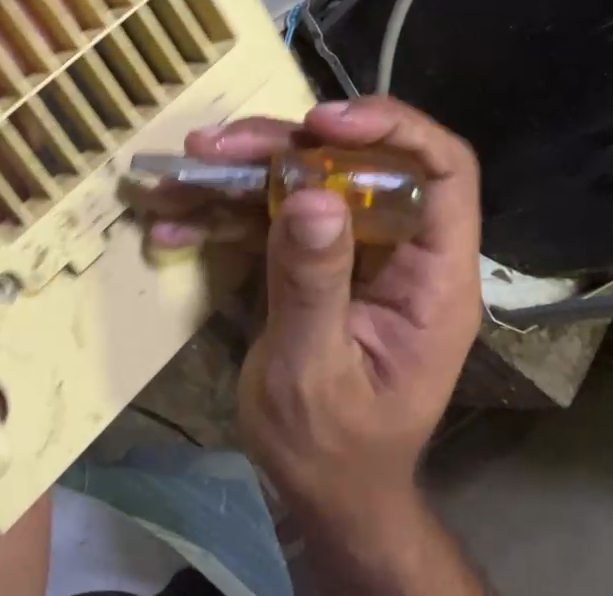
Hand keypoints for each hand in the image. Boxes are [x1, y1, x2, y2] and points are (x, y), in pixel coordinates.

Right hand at [149, 98, 486, 592]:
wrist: (319, 489)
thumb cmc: (334, 448)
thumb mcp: (315, 372)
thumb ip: (313, 286)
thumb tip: (313, 197)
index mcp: (431, 277)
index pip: (442, 172)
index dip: (391, 129)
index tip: (320, 123)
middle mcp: (396, 250)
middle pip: (352, 164)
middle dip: (280, 147)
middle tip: (212, 148)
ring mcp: (349, 253)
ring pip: (301, 183)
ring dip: (236, 174)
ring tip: (176, 174)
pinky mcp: (308, 262)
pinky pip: (266, 219)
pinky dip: (217, 216)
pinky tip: (170, 223)